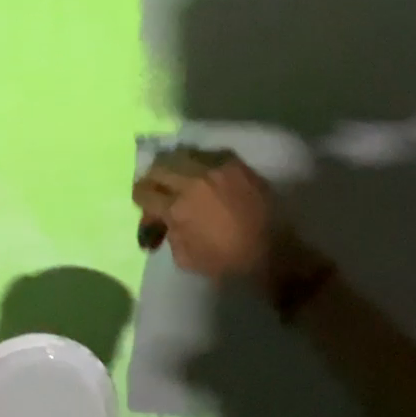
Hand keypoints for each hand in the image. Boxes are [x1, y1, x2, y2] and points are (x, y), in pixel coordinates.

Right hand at [132, 147, 275, 280]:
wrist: (275, 250)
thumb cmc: (230, 261)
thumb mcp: (188, 259)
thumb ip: (169, 236)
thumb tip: (163, 222)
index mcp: (177, 208)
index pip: (143, 192)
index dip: (140, 201)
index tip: (146, 206)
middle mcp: (192, 181)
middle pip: (158, 166)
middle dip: (153, 180)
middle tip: (158, 190)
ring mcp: (214, 168)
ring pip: (181, 155)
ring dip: (175, 168)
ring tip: (180, 179)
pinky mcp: (234, 163)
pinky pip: (207, 156)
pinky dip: (200, 165)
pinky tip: (205, 177)